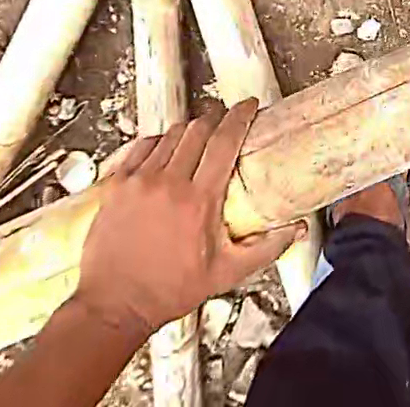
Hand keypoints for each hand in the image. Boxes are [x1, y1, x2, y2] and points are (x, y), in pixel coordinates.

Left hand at [71, 99, 303, 339]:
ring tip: (198, 138)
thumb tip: (295, 229)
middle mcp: (168, 184)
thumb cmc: (168, 290)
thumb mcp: (226, 273)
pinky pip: (143, 145)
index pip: (225, 141)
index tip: (248, 105)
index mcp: (198, 202)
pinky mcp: (118, 183)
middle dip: (217, 118)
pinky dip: (159, 141)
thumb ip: (266, 248)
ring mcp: (139, 180)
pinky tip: (166, 150)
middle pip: (199, 129)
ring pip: (171, 134)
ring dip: (190, 130)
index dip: (240, 116)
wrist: (114, 304)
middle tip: (225, 121)